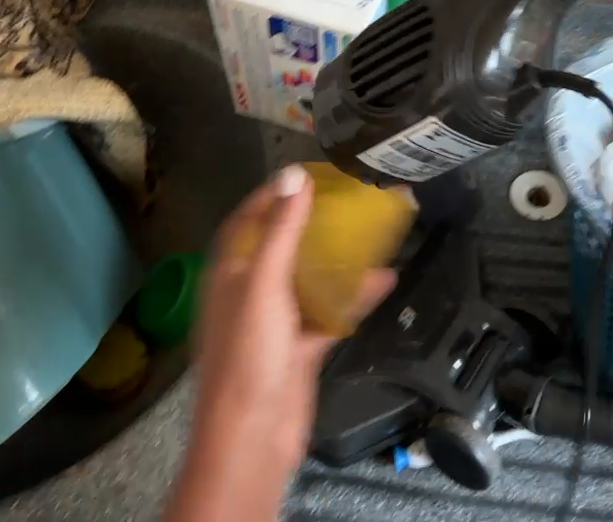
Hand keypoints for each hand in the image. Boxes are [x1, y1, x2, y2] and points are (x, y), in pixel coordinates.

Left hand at [166, 165, 394, 521]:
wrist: (254, 438)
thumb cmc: (249, 354)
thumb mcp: (263, 283)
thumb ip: (280, 231)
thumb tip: (292, 175)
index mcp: (229, 273)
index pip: (245, 221)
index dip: (270, 196)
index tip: (303, 176)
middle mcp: (249, 291)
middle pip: (280, 246)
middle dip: (310, 223)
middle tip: (344, 199)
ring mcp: (275, 321)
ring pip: (307, 278)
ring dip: (336, 258)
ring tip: (369, 231)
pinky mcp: (298, 346)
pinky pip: (328, 312)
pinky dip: (353, 297)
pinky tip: (383, 280)